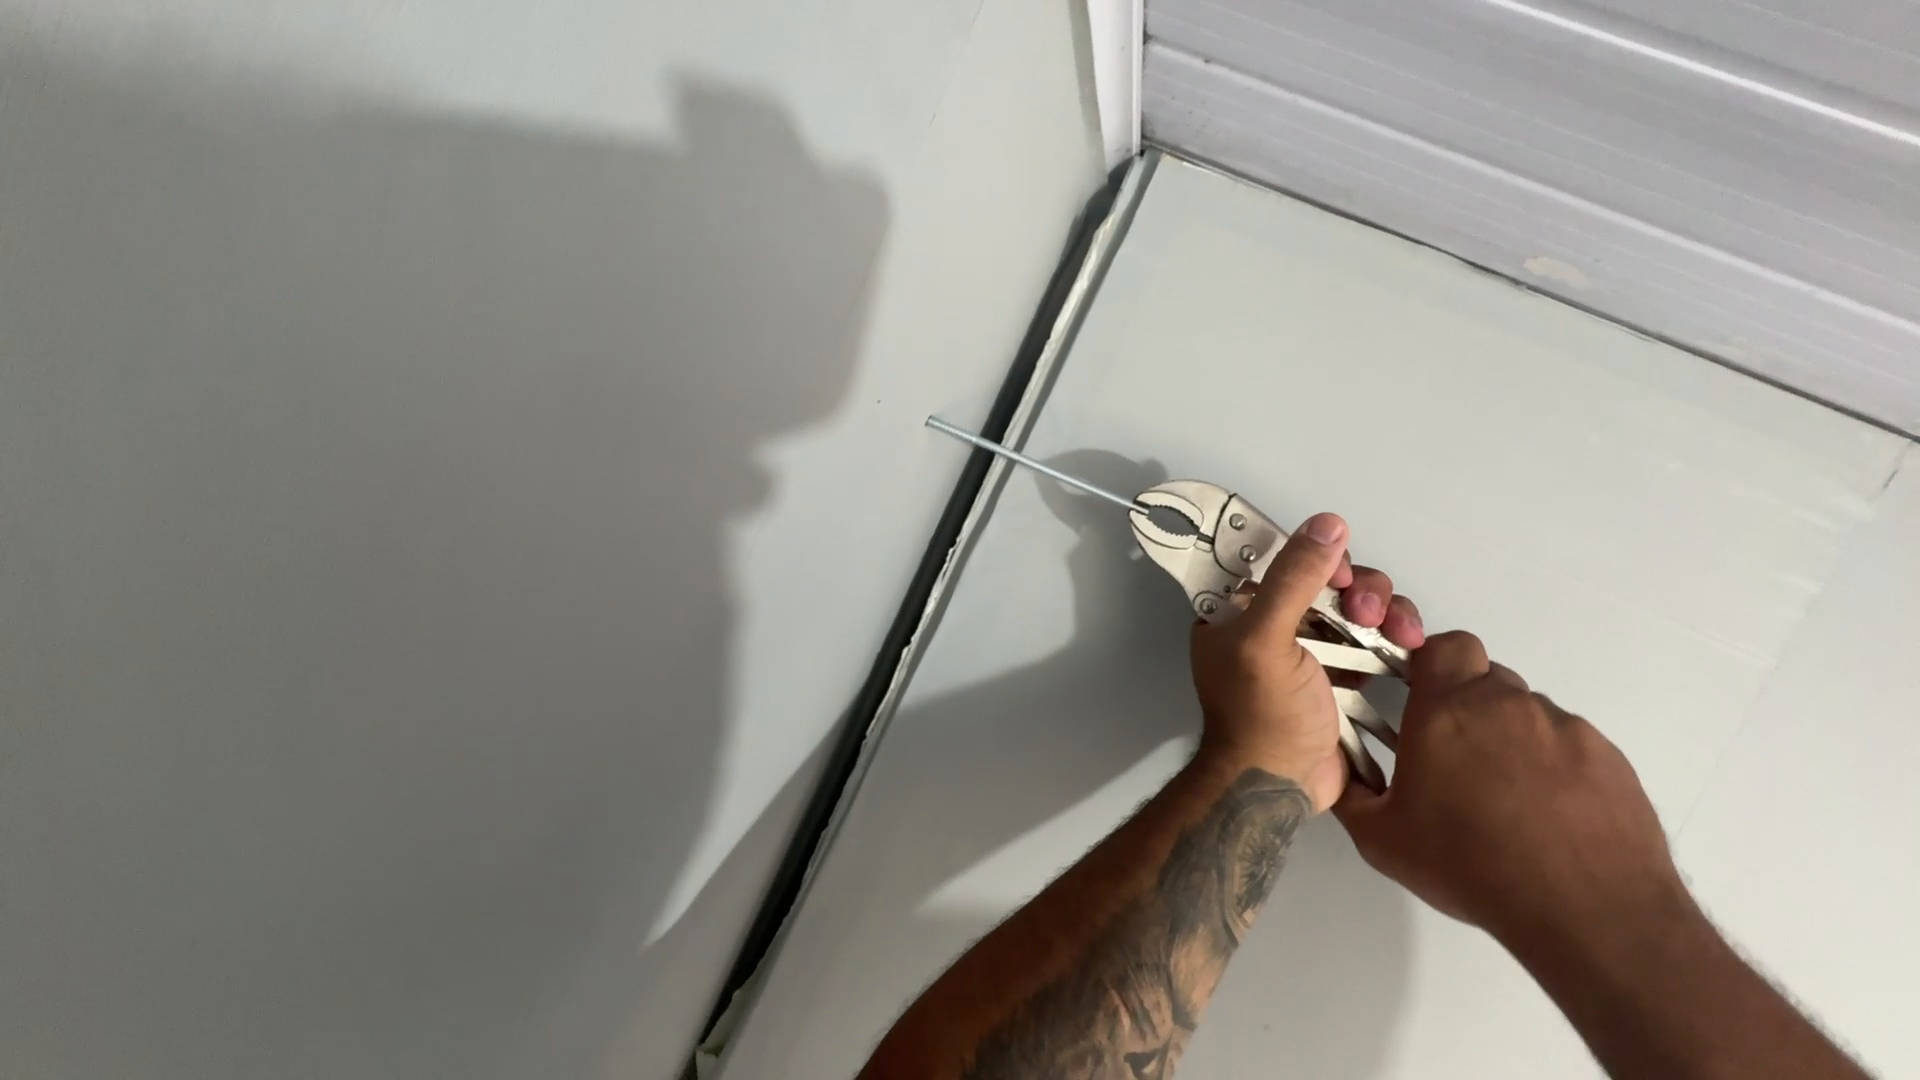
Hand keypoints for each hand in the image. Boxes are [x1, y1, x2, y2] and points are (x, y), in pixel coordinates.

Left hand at [1189, 513, 1424, 811]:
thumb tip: (1326, 524)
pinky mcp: (1342, 674)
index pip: (1279, 559)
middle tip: (1368, 612)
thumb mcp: (1265, 639)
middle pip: (1326, 580)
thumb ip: (1293, 580)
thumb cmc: (1261, 713)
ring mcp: (1309, 649)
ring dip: (1385, 610)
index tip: (1340, 573)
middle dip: (1359, 588)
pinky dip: (1393, 638)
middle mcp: (1272, 624)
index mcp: (1238, 611)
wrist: (1279, 785)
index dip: (1315, 556)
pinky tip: (1409, 647)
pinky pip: (1373, 640)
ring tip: (1400, 634)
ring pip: (1355, 606)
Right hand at [1334, 631, 1687, 939]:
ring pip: (1526, 710)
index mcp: (1446, 711)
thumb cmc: (1470, 866)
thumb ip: (1349, 790)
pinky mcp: (1610, 759)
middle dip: (1466, 700)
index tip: (1418, 694)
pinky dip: (1553, 763)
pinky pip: (1569, 742)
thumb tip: (1334, 768)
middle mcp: (1507, 706)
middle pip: (1484, 675)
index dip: (1429, 661)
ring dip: (1509, 733)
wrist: (1590, 916)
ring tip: (1505, 792)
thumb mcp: (1380, 837)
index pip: (1442, 645)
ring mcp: (1566, 729)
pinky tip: (1548, 813)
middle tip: (1454, 750)